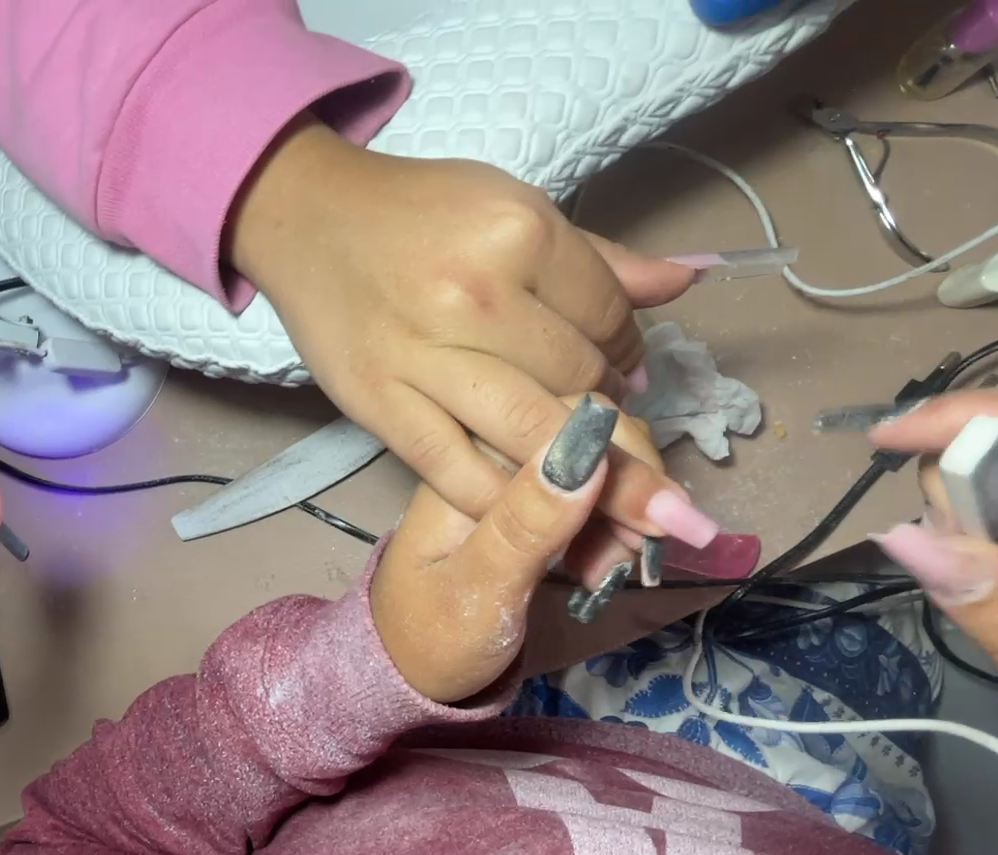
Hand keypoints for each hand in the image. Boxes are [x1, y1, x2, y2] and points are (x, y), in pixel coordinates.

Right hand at [229, 116, 717, 554]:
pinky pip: (456, 470)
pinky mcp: (380, 407)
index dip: (630, 355)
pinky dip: (500, 496)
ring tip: (595, 485)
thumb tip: (687, 280)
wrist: (310, 222)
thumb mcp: (511, 209)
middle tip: (619, 442)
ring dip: (577, 471)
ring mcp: (423, 359)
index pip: (607, 317)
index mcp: (520, 234)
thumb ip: (599, 255)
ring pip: (531, 435)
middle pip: (579, 384)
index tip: (624, 374)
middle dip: (616, 423)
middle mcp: (475, 297)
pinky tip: (525, 502)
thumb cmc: (415, 212)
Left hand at [373, 396, 626, 702]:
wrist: (409, 669)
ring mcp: (512, 477)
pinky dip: (612, 527)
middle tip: (635, 560)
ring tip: (611, 574)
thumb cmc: (434, 637)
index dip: (625, 465)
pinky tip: (602, 567)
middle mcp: (490, 454)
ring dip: (627, 514)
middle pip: (590, 435)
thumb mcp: (479, 591)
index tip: (667, 527)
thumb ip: (526, 525)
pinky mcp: (528, 504)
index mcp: (464, 463)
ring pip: (599, 463)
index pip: (562, 422)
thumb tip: (588, 445)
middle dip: (633, 493)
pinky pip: (589, 493)